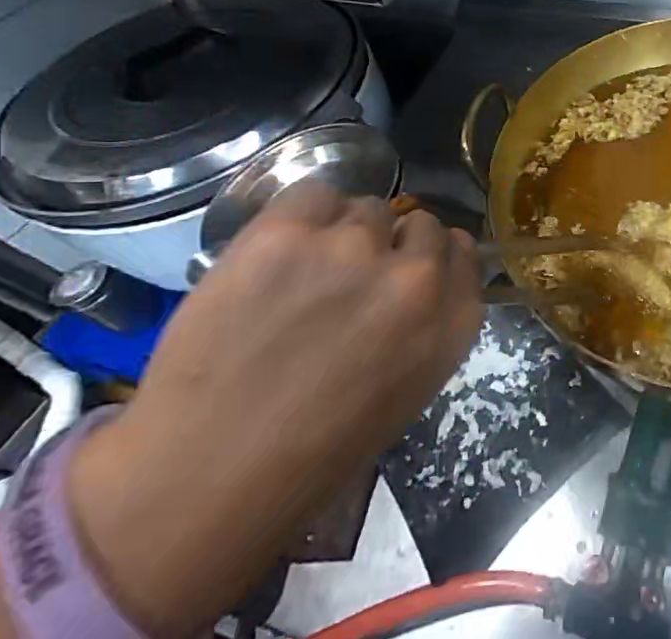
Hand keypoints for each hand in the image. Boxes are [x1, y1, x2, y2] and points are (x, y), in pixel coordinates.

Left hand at [68, 183, 482, 637]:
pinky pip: (313, 193)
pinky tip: (280, 249)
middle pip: (418, 222)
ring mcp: (352, 250)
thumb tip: (429, 266)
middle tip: (348, 277)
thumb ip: (435, 316)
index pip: (461, 248)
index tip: (403, 271)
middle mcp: (417, 276)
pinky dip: (304, 215)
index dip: (430, 256)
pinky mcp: (285, 236)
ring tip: (305, 270)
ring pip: (366, 208)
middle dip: (390, 245)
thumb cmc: (317, 445)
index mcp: (453, 320)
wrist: (209, 477)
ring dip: (345, 232)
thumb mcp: (413, 383)